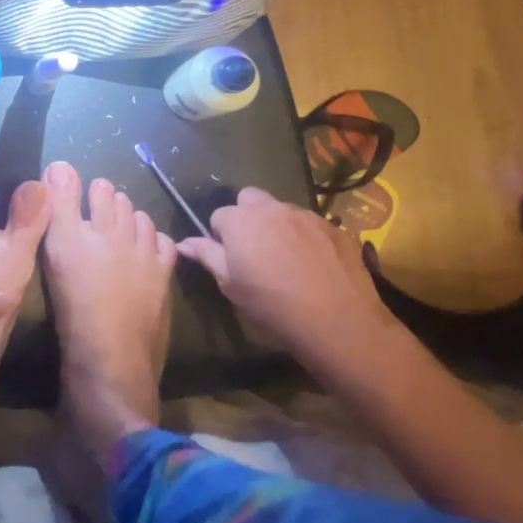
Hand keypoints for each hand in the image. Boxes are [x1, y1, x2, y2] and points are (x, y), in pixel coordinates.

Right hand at [178, 187, 395, 358]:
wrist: (338, 323)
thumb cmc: (272, 305)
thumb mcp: (230, 285)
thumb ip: (207, 256)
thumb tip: (184, 242)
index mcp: (241, 220)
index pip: (219, 216)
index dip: (222, 238)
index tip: (232, 260)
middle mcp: (272, 209)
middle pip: (251, 199)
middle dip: (248, 217)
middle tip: (257, 251)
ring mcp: (307, 216)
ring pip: (283, 211)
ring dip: (279, 227)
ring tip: (289, 260)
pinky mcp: (336, 229)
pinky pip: (313, 225)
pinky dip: (308, 238)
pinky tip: (316, 266)